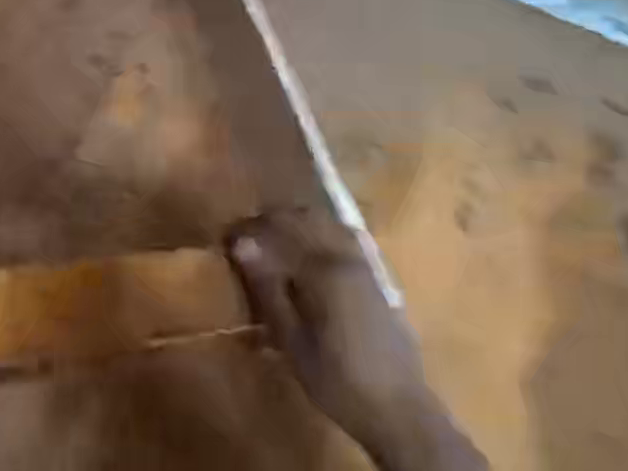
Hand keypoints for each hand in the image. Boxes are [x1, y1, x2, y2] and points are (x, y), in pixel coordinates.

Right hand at [228, 210, 484, 470]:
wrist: (401, 411)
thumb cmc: (339, 381)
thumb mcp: (293, 343)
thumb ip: (267, 290)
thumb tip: (241, 245)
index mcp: (323, 270)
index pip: (277, 230)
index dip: (248, 229)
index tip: (226, 238)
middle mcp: (344, 254)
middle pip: (300, 216)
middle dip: (268, 219)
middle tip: (244, 237)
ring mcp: (363, 261)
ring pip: (322, 220)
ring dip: (292, 220)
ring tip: (270, 238)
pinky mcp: (373, 271)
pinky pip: (339, 232)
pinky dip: (315, 228)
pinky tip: (304, 247)